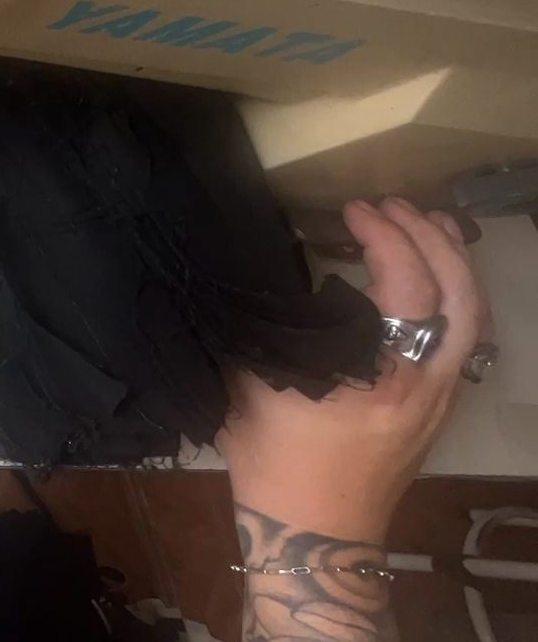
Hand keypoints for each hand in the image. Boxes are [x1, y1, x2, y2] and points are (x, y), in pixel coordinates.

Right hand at [219, 197, 491, 544]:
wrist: (315, 519)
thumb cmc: (272, 451)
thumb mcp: (251, 381)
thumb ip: (270, 330)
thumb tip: (267, 279)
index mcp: (377, 377)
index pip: (406, 294)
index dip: (388, 242)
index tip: (355, 210)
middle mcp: (426, 384)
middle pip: (463, 302)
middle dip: (435, 243)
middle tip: (393, 206)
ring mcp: (440, 396)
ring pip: (474, 321)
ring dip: (451, 267)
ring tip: (417, 227)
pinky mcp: (436, 404)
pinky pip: (461, 337)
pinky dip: (448, 295)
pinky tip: (419, 280)